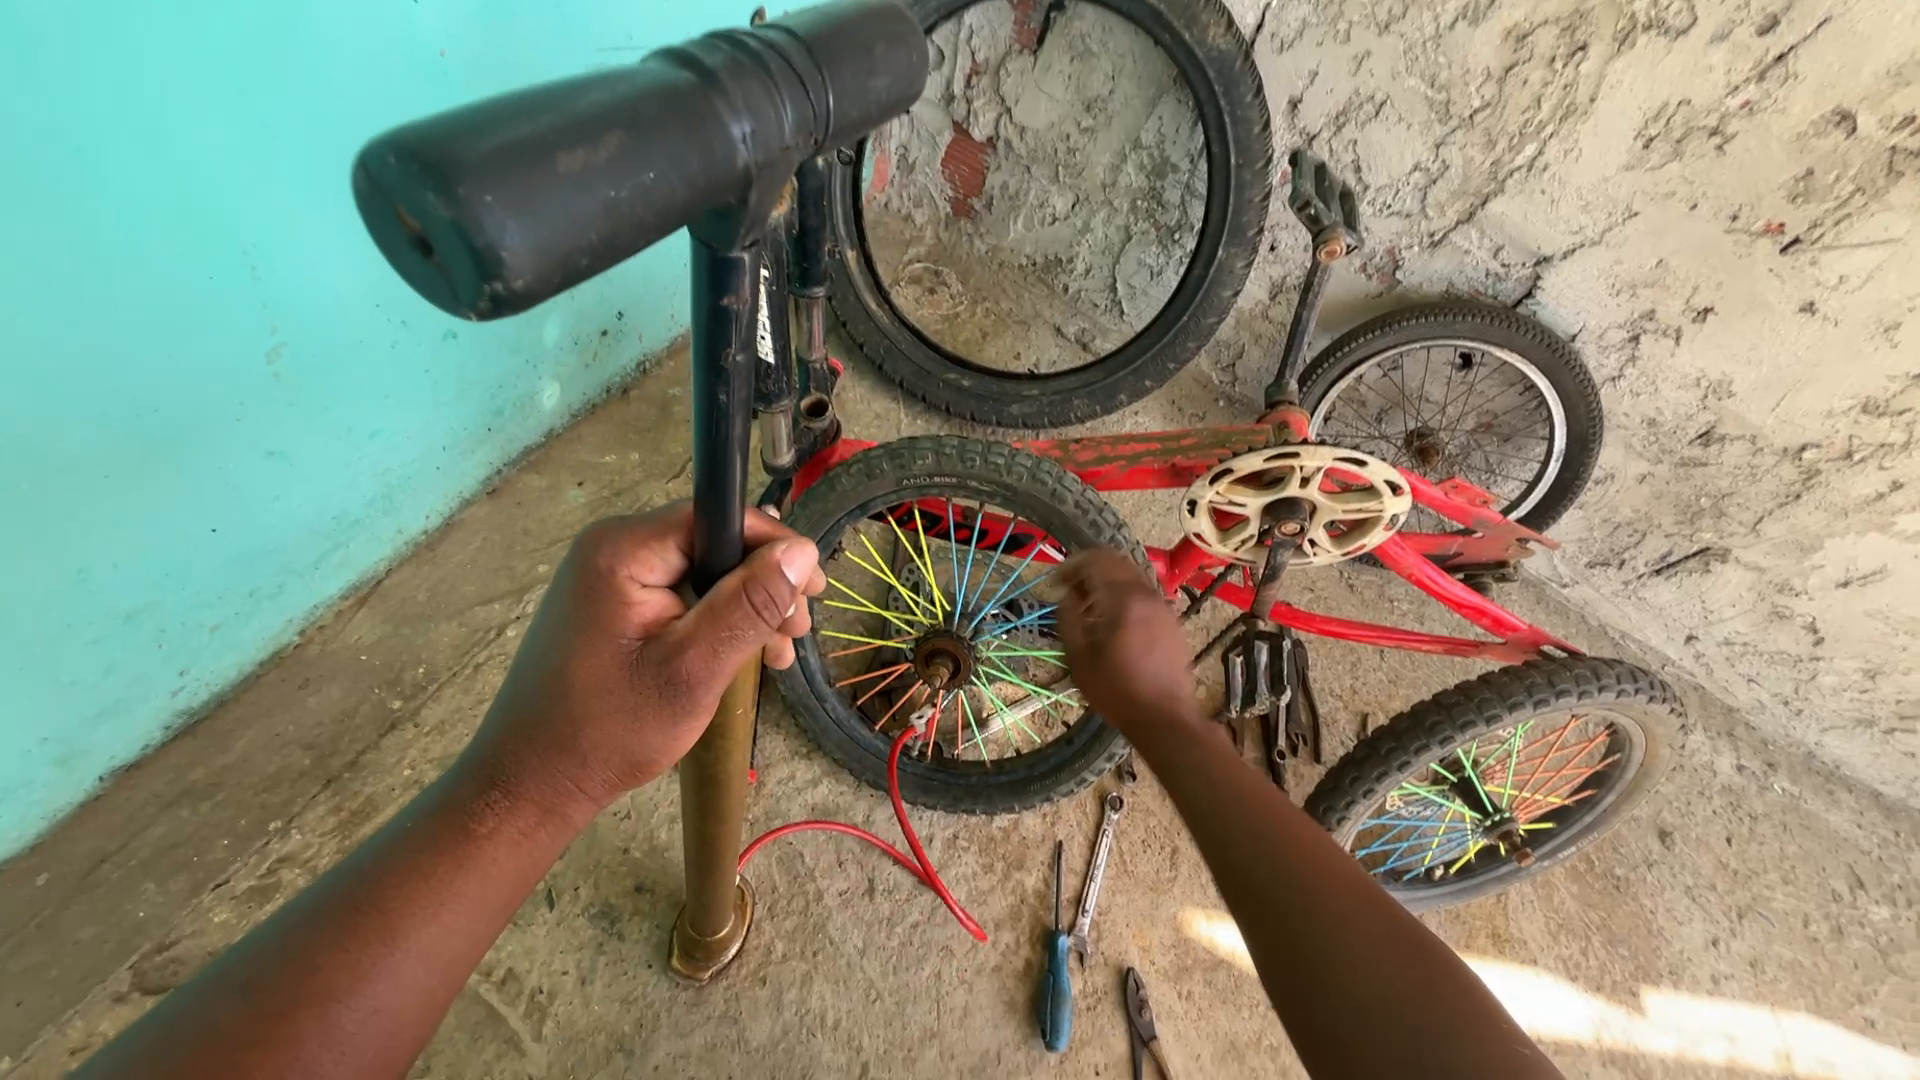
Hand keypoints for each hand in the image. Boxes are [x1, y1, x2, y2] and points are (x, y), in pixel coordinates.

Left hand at [461, 502, 825, 819]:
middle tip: (797, 633)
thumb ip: (749, 604)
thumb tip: (802, 550)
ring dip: (747, 607)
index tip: (813, 590)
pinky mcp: (615, 603)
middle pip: (715, 544)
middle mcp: (614, 547)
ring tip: (778, 653)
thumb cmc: (611, 730)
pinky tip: (744, 654)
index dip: (774, 548)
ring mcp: (611, 576)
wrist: (535, 782)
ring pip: (705, 572)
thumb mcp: (694, 668)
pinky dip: (718, 620)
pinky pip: (683, 594)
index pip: (720, 518)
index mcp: (624, 549)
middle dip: (764, 585)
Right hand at [1056, 549, 1201, 735]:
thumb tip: (1067, 596)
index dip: (1070, 566)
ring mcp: (1162, 606)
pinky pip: (1142, 593)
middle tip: (1069, 590)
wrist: (1165, 716)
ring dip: (1106, 582)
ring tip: (1088, 607)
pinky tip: (1111, 621)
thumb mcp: (1079, 657)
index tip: (1055, 583)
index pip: (1095, 560)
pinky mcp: (1170, 620)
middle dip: (1088, 570)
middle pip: (1115, 562)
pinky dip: (1122, 595)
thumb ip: (1069, 618)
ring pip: (1130, 576)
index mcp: (1123, 599)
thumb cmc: (1117, 690)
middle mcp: (1146, 594)